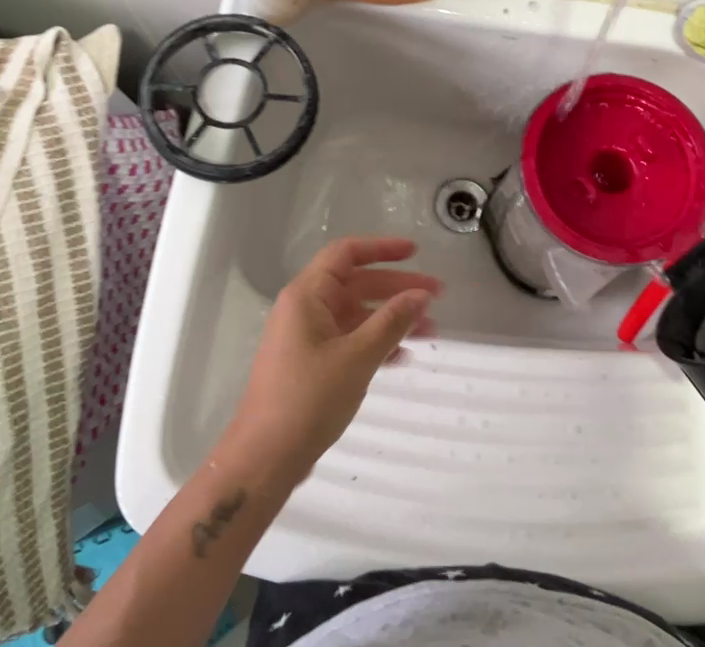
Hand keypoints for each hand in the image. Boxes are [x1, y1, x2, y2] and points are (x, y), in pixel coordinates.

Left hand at [220, 237, 440, 479]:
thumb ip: (392, 322)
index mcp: (306, 296)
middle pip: (355, 284)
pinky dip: (376, 343)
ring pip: (355, 315)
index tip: (416, 253)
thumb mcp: (357, 357)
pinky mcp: (311, 364)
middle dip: (396, 287)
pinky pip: (349, 340)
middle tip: (437, 295)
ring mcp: (306, 338)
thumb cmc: (309, 398)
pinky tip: (402, 356)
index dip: (382, 249)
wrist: (266, 456)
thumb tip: (421, 295)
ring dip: (391, 319)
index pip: (346, 254)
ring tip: (430, 330)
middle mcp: (304, 309)